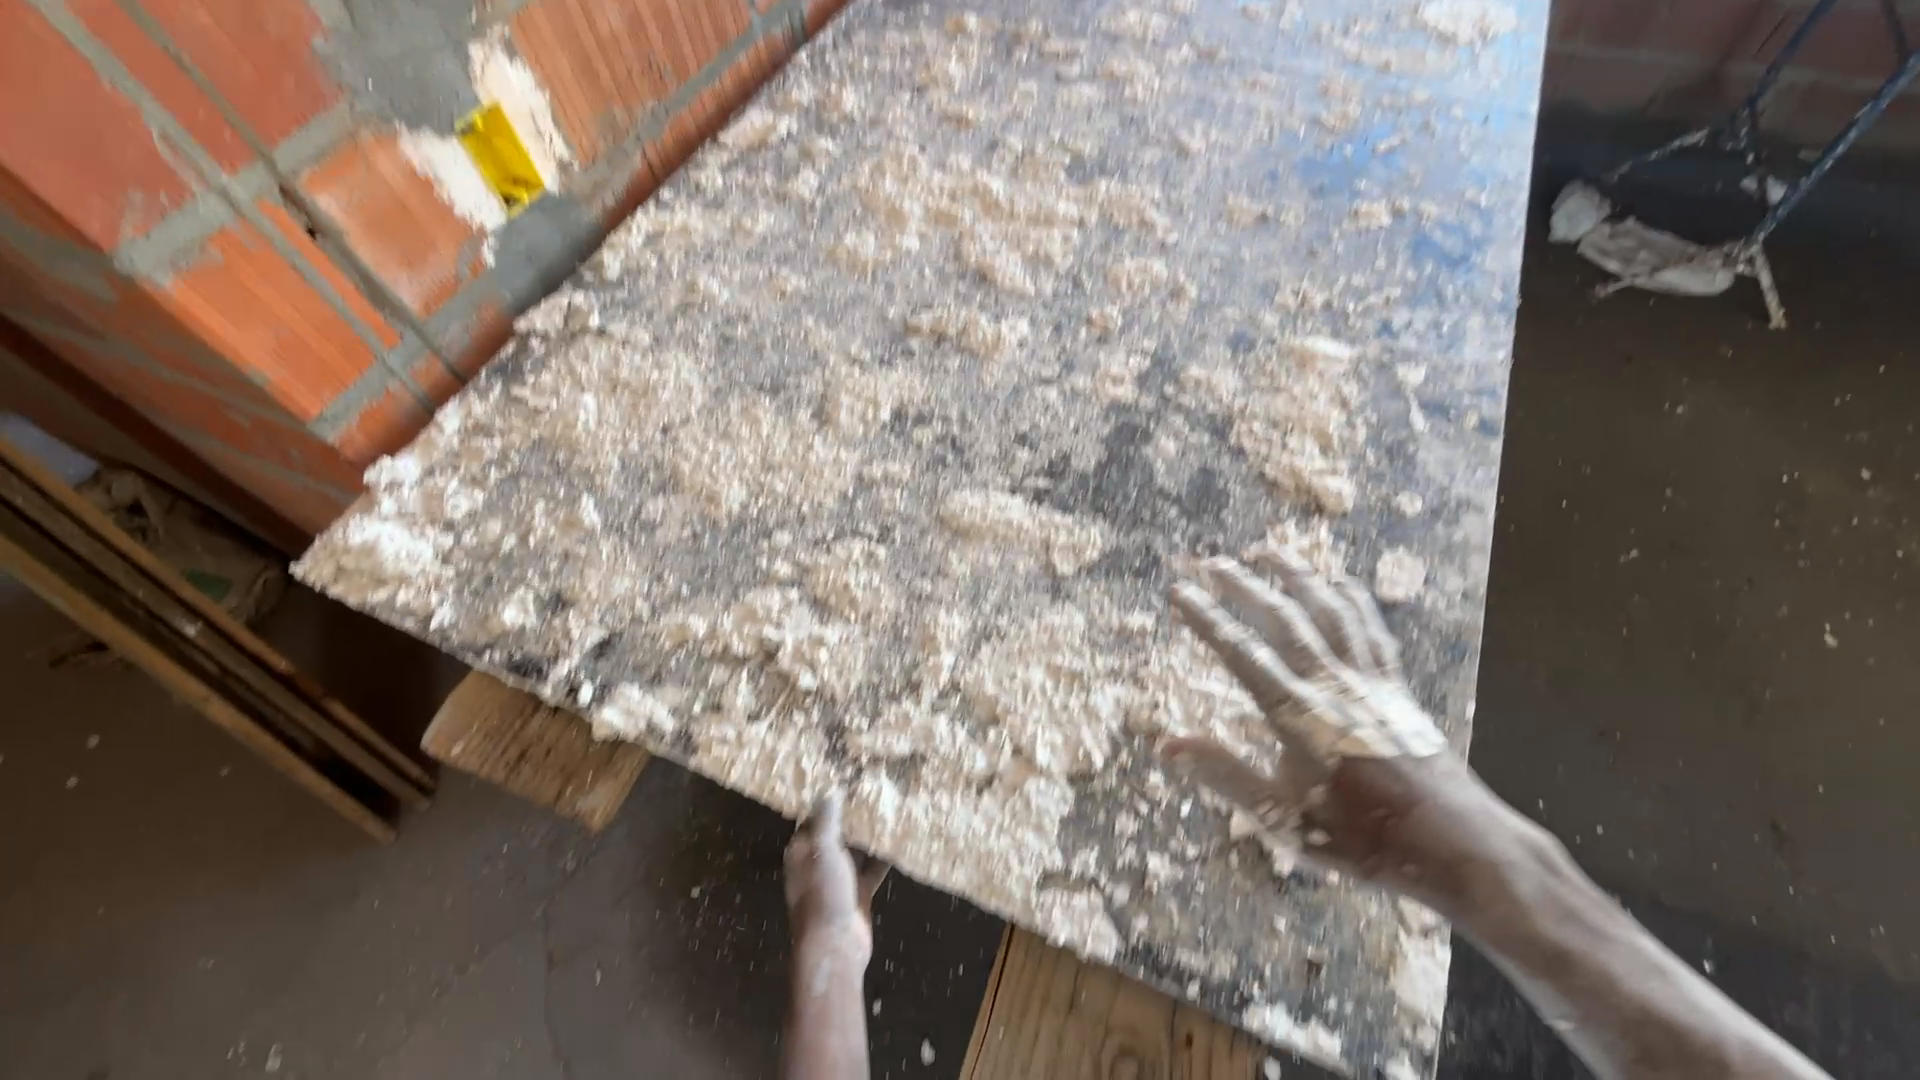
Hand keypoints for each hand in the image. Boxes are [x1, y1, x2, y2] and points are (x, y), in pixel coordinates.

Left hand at [785, 792, 889, 964]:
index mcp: (803, 852)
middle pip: (837, 832)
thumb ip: (827, 821)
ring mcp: (840, 878)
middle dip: (853, 815)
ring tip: (890, 809)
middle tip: (876, 789)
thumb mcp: (822, 852)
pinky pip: (872, 869)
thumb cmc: (823, 895)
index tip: (848, 780)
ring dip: (870, 835)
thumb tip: (829, 791)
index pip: (813, 818)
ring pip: (856, 850)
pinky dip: (884, 857)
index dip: (828, 800)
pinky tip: (900, 841)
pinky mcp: (859, 892)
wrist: (836, 945)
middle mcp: (819, 862)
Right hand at [1162, 548, 1528, 917]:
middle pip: (1283, 619)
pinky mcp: (1397, 687)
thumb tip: (1167, 744)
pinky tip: (1339, 581)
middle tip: (1212, 562)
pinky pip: (1371, 628)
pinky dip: (1351, 599)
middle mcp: (1333, 685)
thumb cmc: (1363, 838)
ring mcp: (1370, 681)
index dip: (1206, 619)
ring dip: (1296, 577)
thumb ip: (1225, 775)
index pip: (1241, 654)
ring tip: (1267, 551)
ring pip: (1329, 612)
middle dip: (1244, 586)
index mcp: (1298, 716)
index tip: (1178, 593)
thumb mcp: (1283, 818)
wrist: (1456, 843)